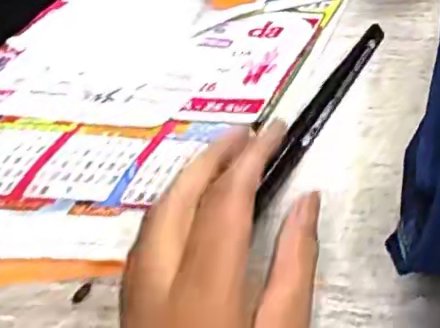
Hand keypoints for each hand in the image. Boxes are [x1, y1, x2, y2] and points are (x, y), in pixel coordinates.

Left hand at [122, 125, 320, 327]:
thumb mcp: (286, 326)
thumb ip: (296, 259)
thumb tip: (307, 200)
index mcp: (203, 288)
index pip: (223, 203)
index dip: (250, 158)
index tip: (276, 130)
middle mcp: (157, 292)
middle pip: (170, 209)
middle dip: (207, 161)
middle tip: (246, 131)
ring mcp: (135, 308)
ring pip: (148, 228)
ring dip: (186, 183)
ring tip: (222, 156)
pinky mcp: (132, 318)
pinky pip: (146, 248)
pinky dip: (173, 211)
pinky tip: (195, 206)